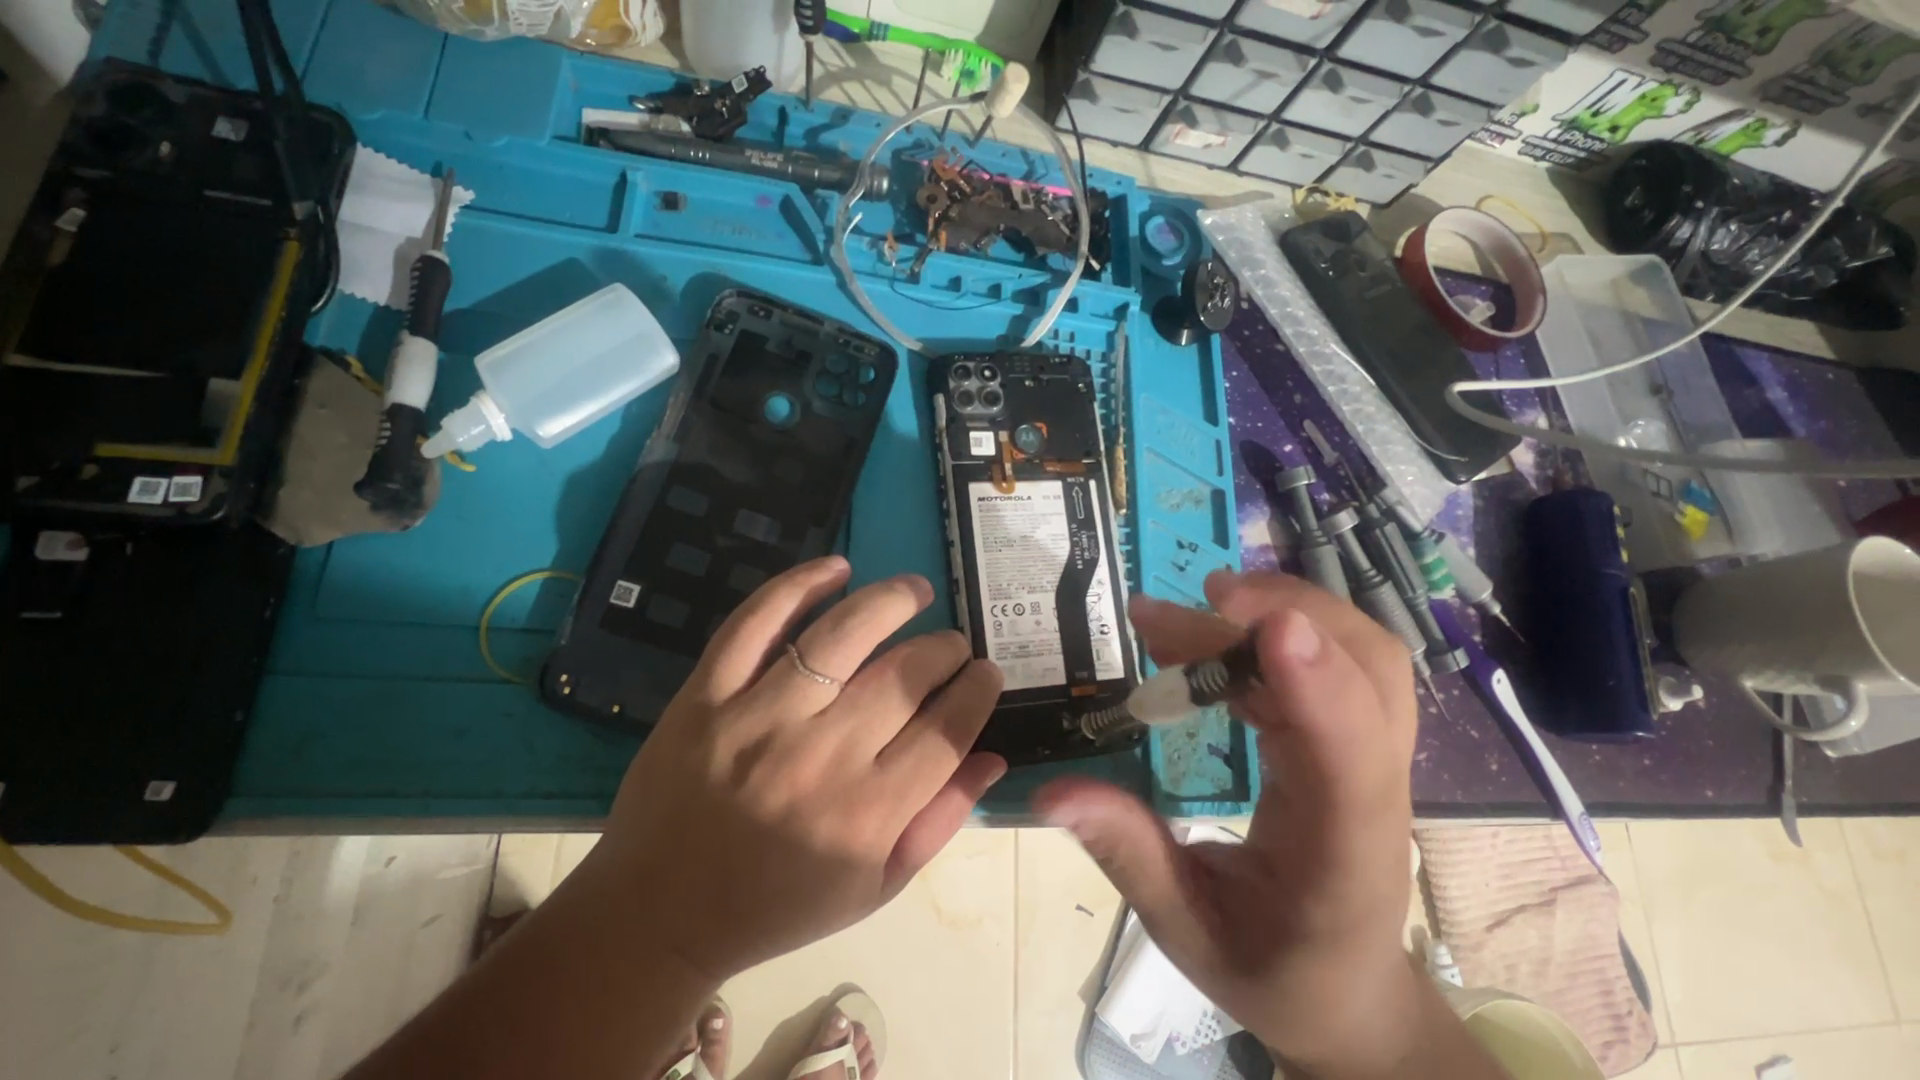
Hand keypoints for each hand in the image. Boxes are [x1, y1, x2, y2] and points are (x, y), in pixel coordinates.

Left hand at [590, 556, 1006, 980]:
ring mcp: (757, 719)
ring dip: (891, 600)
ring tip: (915, 590)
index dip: (979, 690)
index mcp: (867, 813)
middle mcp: (820, 757)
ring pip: (841, 634)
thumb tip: (991, 756)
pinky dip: (797, 585)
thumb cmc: (777, 906)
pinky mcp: (706, 696)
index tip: (985, 673)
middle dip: (945, 648)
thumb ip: (937, 822)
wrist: (659, 913)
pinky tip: (836, 568)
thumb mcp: (874, 887)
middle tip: (952, 644)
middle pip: (906, 674)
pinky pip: (754, 623)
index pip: (948, 729)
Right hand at [1034, 570, 1422, 1076]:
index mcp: (1344, 850)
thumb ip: (1128, 854)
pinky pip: (1332, 667)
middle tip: (1183, 607)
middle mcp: (1376, 791)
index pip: (1352, 755)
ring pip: (1360, 656)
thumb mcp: (1185, 929)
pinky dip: (1271, 638)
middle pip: (1370, 674)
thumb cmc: (1269, 970)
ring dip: (1280, 612)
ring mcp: (1374, 760)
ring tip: (1191, 608)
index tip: (1266, 625)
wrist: (1345, 993)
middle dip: (1284, 616)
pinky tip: (1207, 641)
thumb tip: (1050, 792)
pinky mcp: (1354, 742)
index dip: (1317, 684)